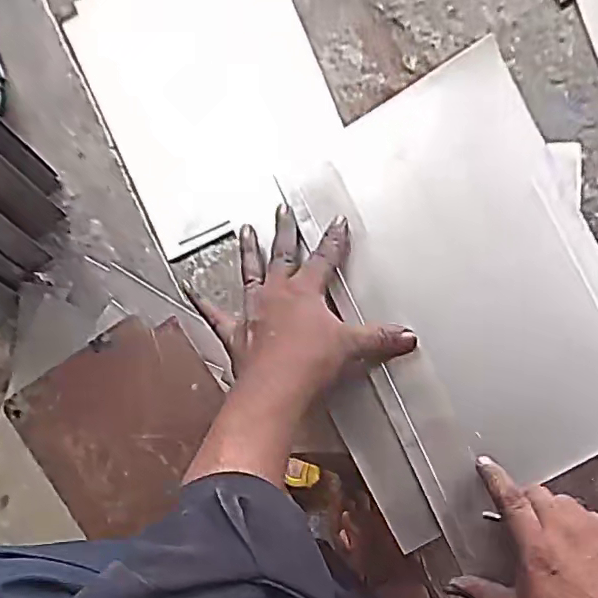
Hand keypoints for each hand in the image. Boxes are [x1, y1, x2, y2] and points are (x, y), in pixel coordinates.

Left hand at [188, 205, 416, 412]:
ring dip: (249, 251)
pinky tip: (189, 287)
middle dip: (285, 231)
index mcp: (305, 292)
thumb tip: (407, 338)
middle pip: (283, 255)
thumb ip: (378, 340)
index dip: (334, 241)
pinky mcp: (235, 333)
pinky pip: (215, 314)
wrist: (275, 388)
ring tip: (246, 231)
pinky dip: (202, 301)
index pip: (324, 259)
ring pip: (250, 272)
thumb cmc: (308, 365)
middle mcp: (277, 294)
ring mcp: (253, 311)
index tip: (337, 223)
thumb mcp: (350, 348)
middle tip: (281, 210)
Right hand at [449, 457, 597, 597]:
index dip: (496, 479)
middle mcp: (564, 530)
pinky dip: (577, 520)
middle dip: (524, 495)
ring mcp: (591, 529)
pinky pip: (589, 513)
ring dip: (550, 506)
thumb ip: (484, 594)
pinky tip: (575, 542)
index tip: (487, 467)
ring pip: (564, 499)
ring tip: (548, 528)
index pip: (512, 500)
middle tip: (518, 511)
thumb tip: (459, 586)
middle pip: (538, 492)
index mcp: (536, 547)